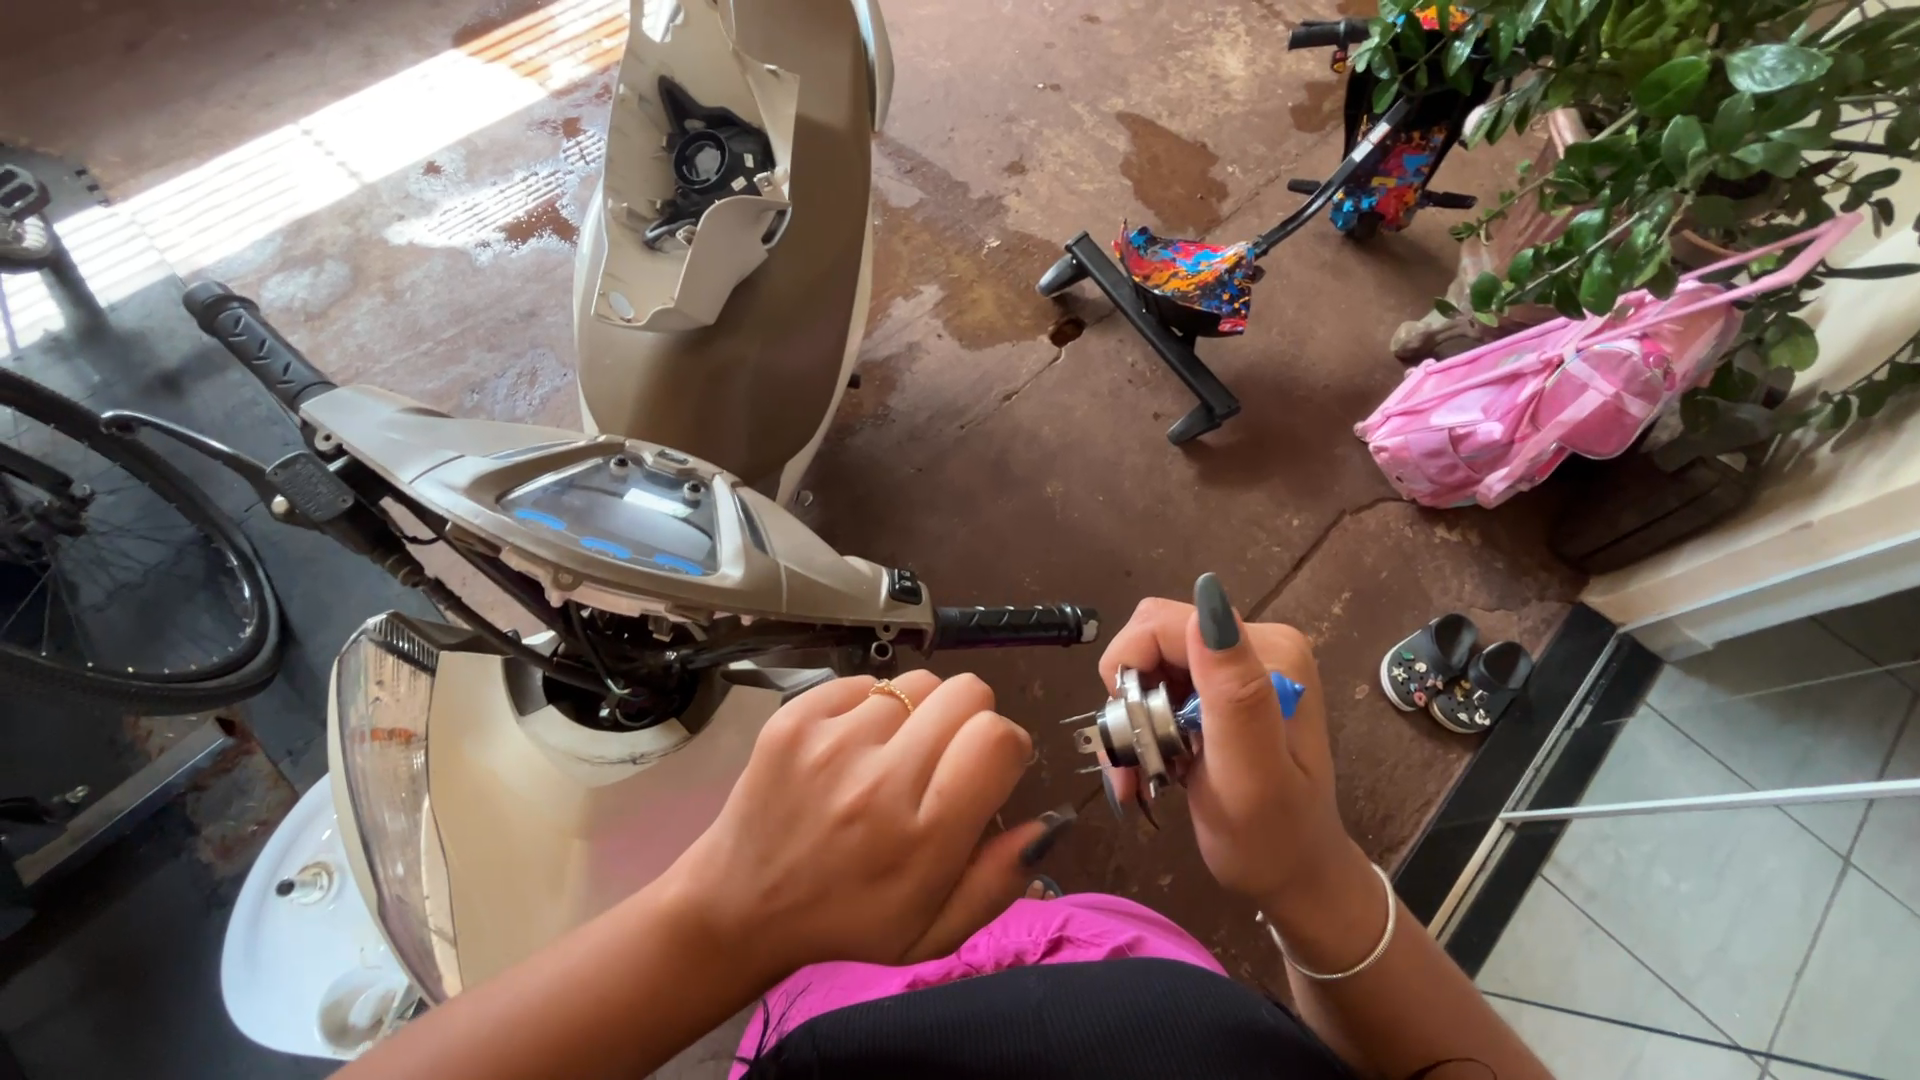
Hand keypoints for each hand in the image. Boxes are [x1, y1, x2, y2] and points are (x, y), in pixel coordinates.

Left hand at [655, 671, 1056, 984]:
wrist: (740, 903)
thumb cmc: (849, 918)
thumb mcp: (934, 930)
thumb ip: (999, 880)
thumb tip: (1047, 821)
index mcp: (922, 836)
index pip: (998, 738)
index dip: (1005, 747)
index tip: (984, 772)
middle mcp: (879, 779)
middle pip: (966, 691)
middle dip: (970, 721)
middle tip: (940, 761)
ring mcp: (832, 740)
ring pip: (918, 682)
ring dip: (919, 714)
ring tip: (891, 756)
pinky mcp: (795, 716)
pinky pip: (868, 681)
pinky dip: (872, 708)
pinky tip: (852, 748)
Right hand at [1099, 576, 1365, 918]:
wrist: (1292, 878)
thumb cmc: (1271, 838)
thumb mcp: (1250, 773)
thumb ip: (1233, 690)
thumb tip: (1209, 598)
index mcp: (1270, 652)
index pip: (1163, 624)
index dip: (1130, 671)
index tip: (1135, 732)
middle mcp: (1253, 647)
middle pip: (1150, 640)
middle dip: (1128, 698)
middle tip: (1136, 756)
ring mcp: (1235, 668)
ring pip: (1145, 664)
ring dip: (1129, 720)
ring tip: (1137, 772)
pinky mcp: (1218, 690)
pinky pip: (1154, 686)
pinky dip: (1140, 728)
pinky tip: (1147, 768)